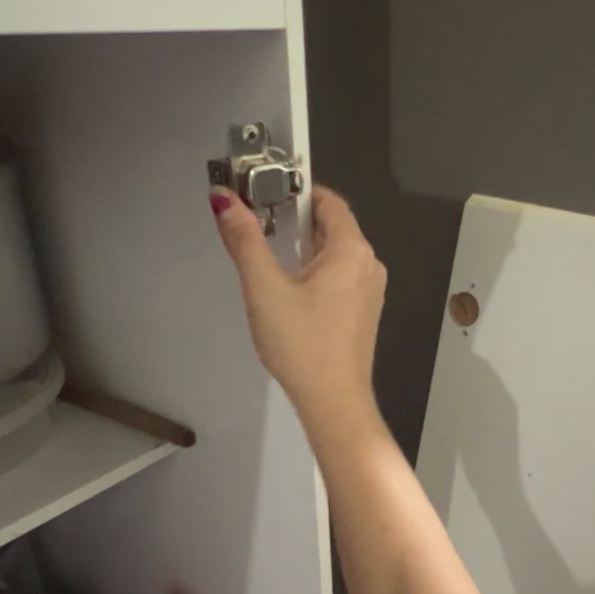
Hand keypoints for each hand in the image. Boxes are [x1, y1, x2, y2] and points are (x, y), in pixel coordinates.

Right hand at [211, 185, 387, 446]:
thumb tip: (223, 198)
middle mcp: (369, 266)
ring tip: (269, 262)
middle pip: (332, 227)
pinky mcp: (364, 315)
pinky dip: (316, 274)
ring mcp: (370, 292)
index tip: (264, 194)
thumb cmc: (302, 344)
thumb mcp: (264, 288)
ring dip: (304, 250)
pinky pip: (340, 279)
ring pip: (335, 255)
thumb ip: (244, 240)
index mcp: (352, 251)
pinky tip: (291, 292)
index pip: (328, 201)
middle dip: (295, 221)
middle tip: (258, 227)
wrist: (333, 402)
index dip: (296, 191)